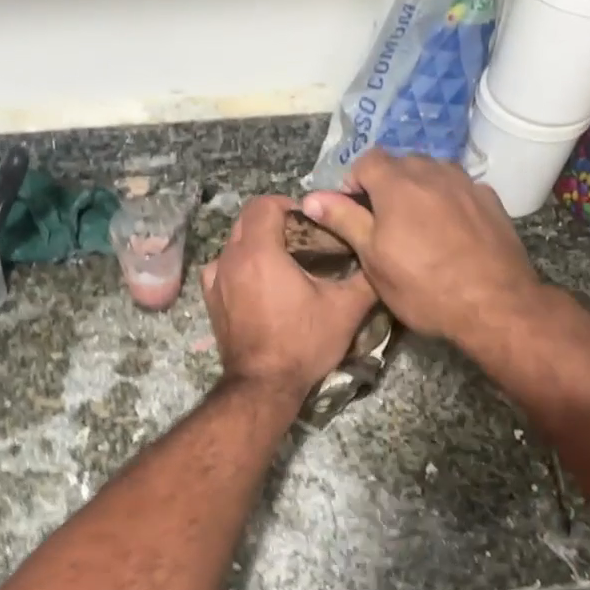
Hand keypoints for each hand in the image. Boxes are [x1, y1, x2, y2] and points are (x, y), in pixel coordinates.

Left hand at [202, 196, 376, 395]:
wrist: (264, 386)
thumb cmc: (303, 343)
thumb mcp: (345, 309)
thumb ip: (365, 277)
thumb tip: (378, 257)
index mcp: (258, 251)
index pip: (264, 204)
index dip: (288, 205)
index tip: (311, 223)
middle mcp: (230, 259)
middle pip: (246, 220)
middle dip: (274, 222)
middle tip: (303, 241)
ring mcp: (215, 280)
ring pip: (233, 244)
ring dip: (256, 244)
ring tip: (283, 263)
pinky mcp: (210, 301)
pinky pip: (222, 268)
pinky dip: (239, 267)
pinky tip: (260, 285)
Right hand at [301, 149, 541, 342]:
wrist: (494, 304)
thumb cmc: (424, 286)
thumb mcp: (373, 259)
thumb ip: (344, 220)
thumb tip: (311, 197)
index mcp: (398, 183)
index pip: (367, 160)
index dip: (355, 183)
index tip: (355, 213)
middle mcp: (433, 172)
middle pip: (401, 163)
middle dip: (387, 185)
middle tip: (384, 224)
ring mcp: (466, 183)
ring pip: (433, 172)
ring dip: (419, 190)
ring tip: (418, 226)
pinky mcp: (491, 200)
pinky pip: (459, 189)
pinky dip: (447, 201)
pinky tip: (451, 233)